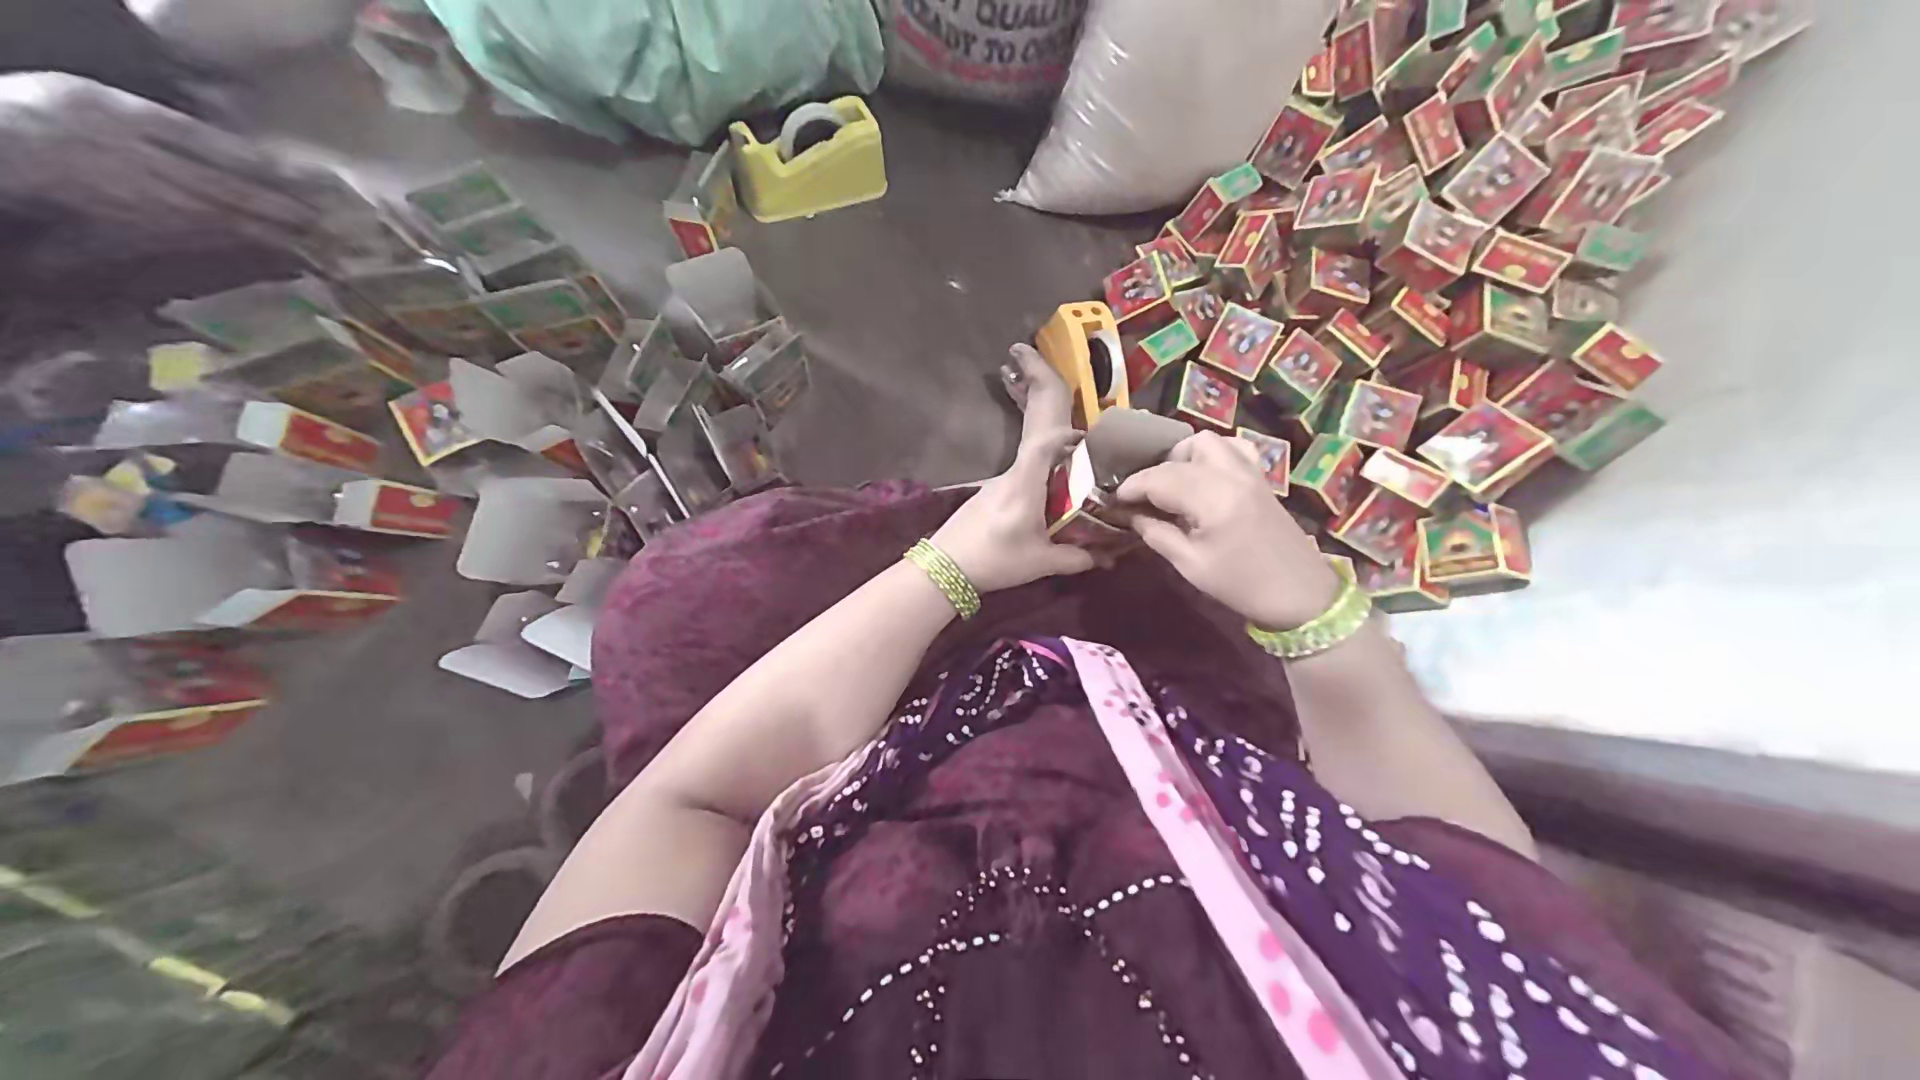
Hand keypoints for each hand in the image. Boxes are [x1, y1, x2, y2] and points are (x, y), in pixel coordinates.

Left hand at [929, 344, 1098, 592]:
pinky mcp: (981, 501)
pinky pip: (1013, 487)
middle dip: (1065, 463)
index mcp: (1023, 485)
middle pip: (1038, 458)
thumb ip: (1076, 558)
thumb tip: (1104, 559)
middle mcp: (1007, 479)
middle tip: (1088, 477)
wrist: (943, 570)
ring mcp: (991, 489)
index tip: (1087, 440)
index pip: (1044, 444)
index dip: (1066, 436)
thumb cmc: (996, 560)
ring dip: (1047, 481)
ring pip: (1026, 474)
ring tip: (1068, 500)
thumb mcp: (1041, 563)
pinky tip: (1039, 515)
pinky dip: (1031, 493)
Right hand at [1114, 431, 1341, 629]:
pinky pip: (1232, 448)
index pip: (1159, 478)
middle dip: (1153, 472)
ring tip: (1172, 483)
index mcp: (1213, 498)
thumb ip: (1157, 533)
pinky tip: (1202, 477)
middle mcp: (1231, 475)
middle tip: (1142, 496)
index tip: (1114, 500)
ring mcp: (1249, 472)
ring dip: (1182, 456)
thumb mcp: (1190, 565)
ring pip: (1207, 442)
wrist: (1300, 595)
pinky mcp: (1260, 478)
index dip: (1132, 487)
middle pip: (1180, 456)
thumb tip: (1131, 515)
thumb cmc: (1241, 585)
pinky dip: (1210, 454)